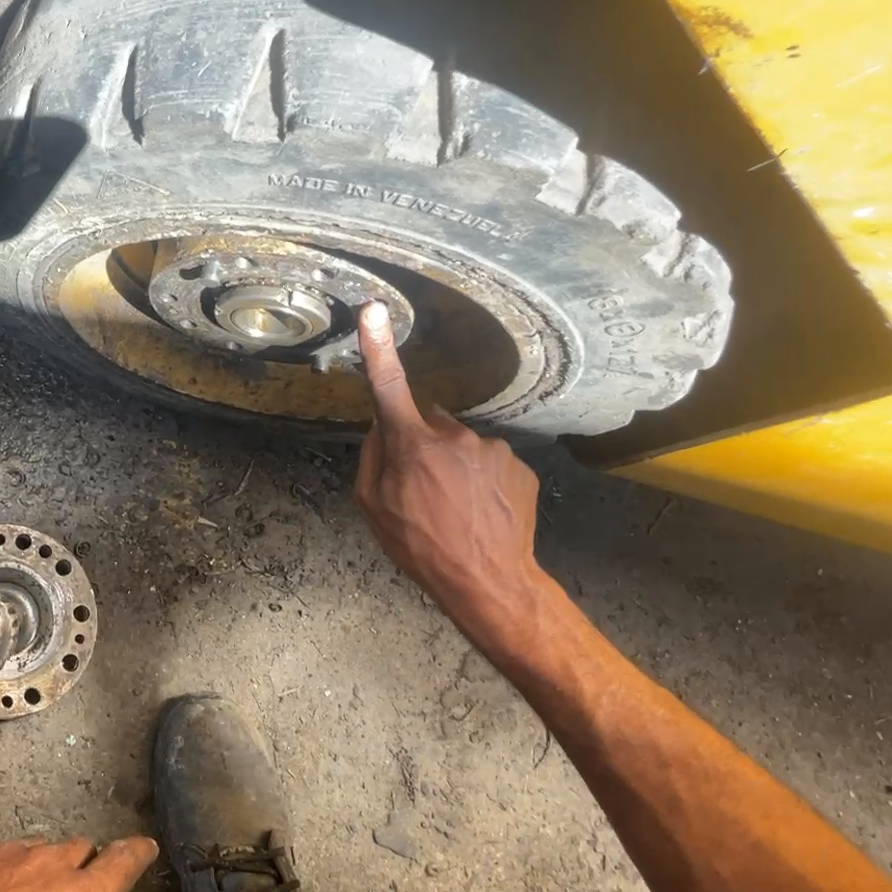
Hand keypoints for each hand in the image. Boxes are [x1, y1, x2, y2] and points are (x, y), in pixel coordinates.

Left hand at [0, 836, 157, 891]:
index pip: (123, 862)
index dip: (137, 854)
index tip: (144, 847)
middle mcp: (47, 865)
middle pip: (81, 850)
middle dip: (83, 867)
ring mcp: (7, 854)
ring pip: (39, 850)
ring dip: (41, 870)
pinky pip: (2, 853)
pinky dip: (5, 869)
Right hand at [352, 301, 551, 653]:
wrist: (488, 581)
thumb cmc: (418, 545)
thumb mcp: (372, 506)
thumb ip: (373, 458)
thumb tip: (383, 428)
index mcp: (413, 445)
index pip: (388, 387)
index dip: (378, 347)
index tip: (373, 310)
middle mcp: (455, 436)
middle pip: (429, 423)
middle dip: (421, 443)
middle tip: (419, 488)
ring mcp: (493, 449)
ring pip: (461, 444)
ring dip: (452, 465)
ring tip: (453, 507)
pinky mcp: (520, 465)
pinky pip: (488, 460)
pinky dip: (480, 478)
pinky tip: (479, 509)